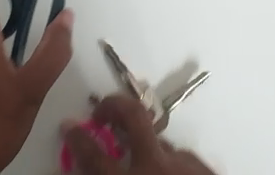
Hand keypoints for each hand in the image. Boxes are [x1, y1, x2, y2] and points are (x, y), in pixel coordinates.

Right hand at [61, 94, 218, 174]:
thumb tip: (88, 172)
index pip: (93, 156)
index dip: (77, 140)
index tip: (69, 129)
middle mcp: (157, 168)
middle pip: (133, 117)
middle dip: (114, 106)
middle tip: (101, 111)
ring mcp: (185, 166)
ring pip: (160, 142)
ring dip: (145, 148)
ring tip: (137, 164)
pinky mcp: (205, 172)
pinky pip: (182, 161)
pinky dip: (169, 167)